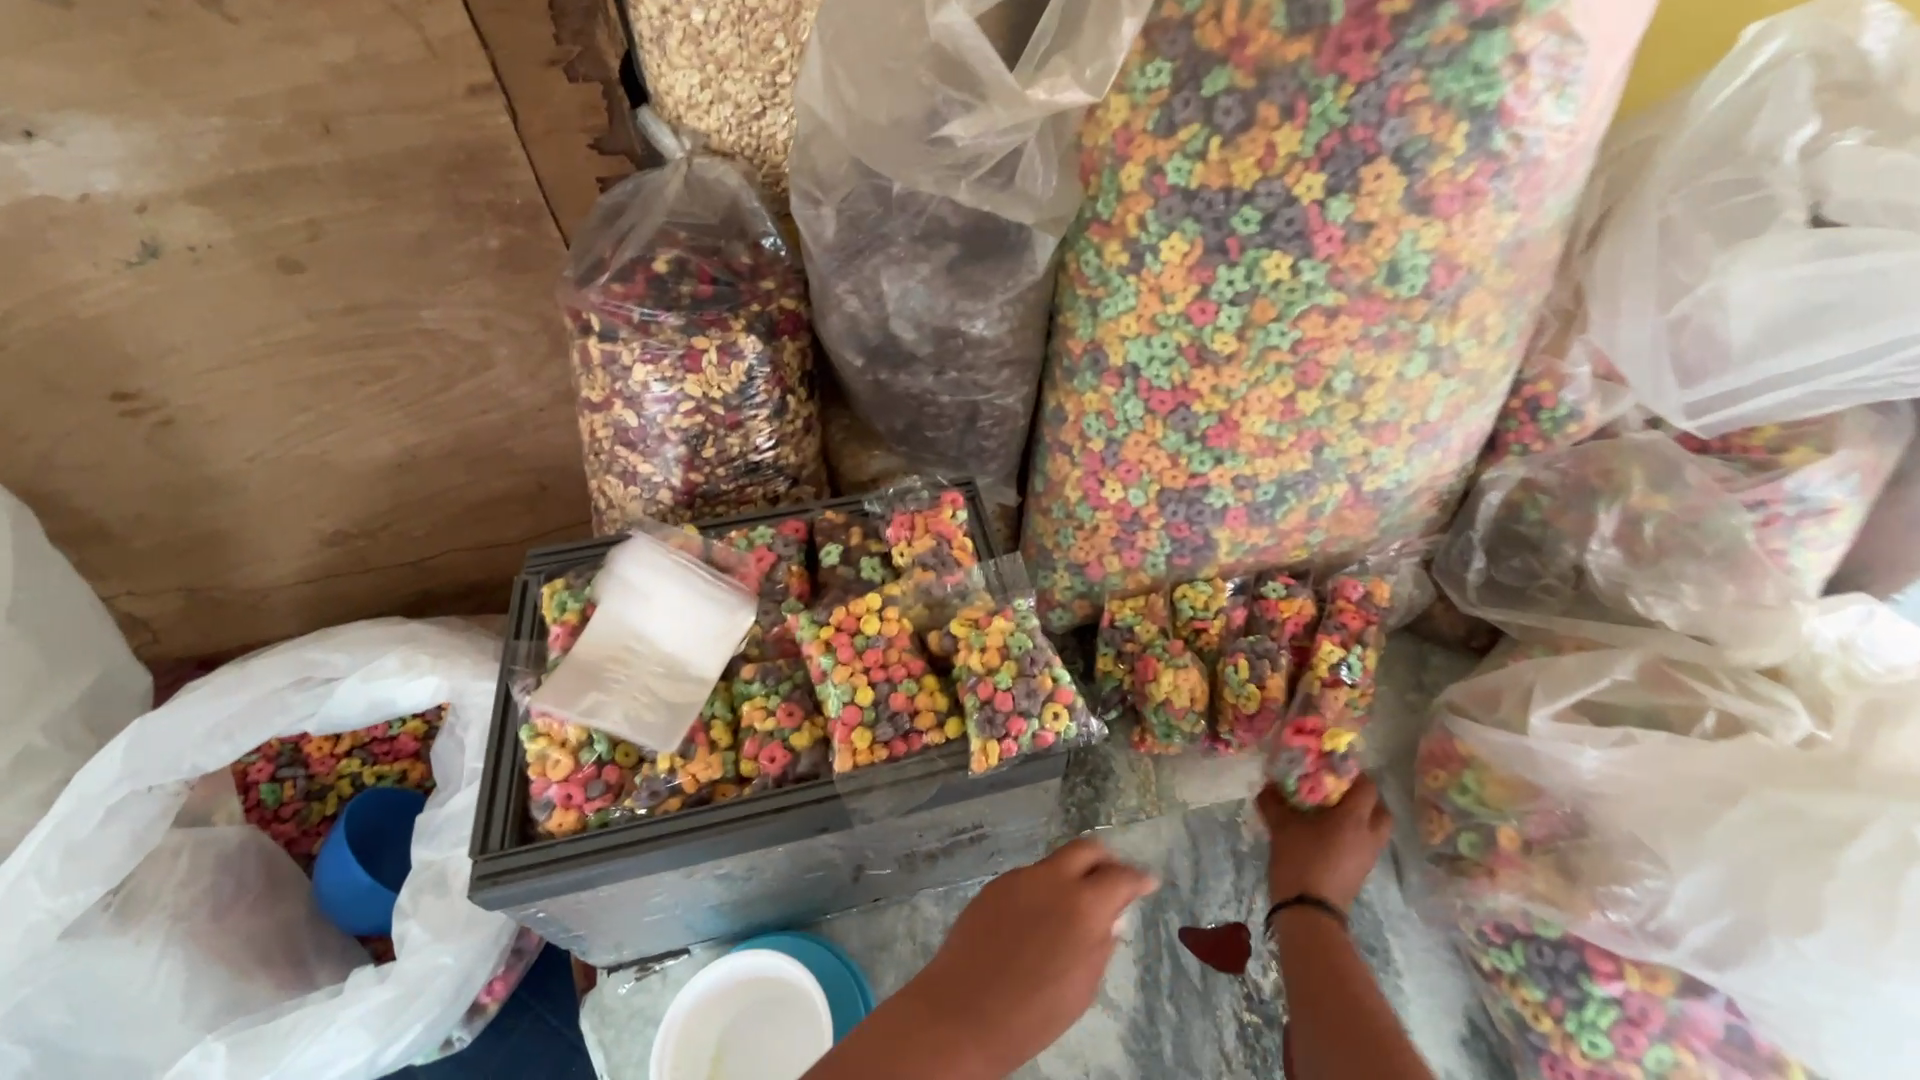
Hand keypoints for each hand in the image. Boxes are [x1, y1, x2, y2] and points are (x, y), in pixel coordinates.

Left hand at [902, 837, 1157, 1074]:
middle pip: (1086, 849)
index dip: (1138, 878)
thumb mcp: (1082, 986)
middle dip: (1106, 860)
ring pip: (1054, 864)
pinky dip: (1043, 890)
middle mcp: (1051, 880)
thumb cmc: (1032, 1013)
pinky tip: (1038, 920)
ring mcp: (1017, 880)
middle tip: (1114, 879)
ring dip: (1071, 876)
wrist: (961, 1013)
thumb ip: (1101, 944)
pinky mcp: (992, 888)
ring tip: (1073, 908)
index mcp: (1082, 905)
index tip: (1148, 882)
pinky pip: (1027, 880)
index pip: (1121, 877)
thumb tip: (1110, 917)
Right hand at [1258, 774, 1391, 912]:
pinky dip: (1355, 835)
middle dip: (1364, 797)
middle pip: (1380, 807)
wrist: (1309, 911)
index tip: (1331, 769)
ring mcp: (1369, 855)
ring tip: (1333, 814)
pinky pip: (1367, 843)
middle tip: (1338, 792)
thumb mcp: (1281, 827)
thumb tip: (1267, 786)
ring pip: (1376, 827)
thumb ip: (1274, 802)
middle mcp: (1369, 834)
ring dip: (1362, 817)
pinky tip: (1329, 836)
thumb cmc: (1299, 861)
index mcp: (1354, 818)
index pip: (1368, 786)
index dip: (1353, 774)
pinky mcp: (1363, 870)